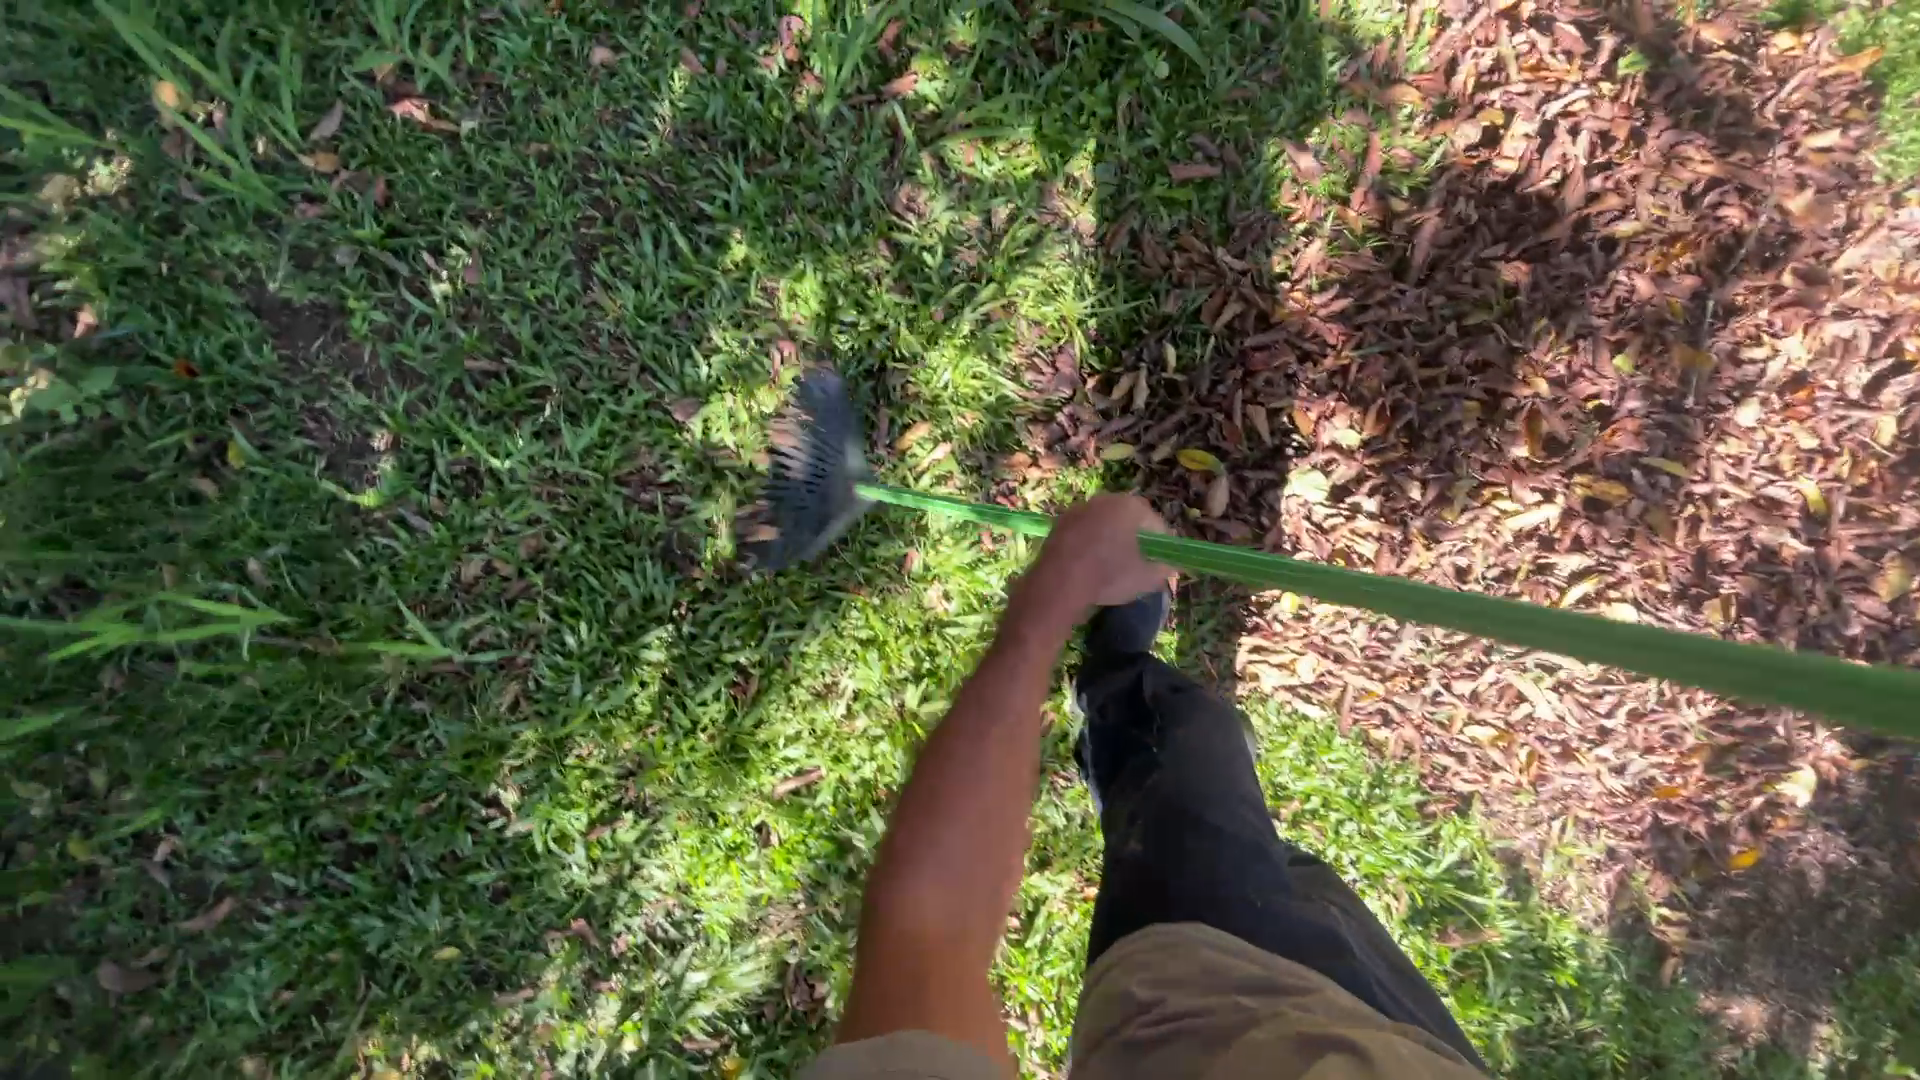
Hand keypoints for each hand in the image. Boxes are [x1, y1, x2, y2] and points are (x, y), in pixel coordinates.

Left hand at [1021, 494, 1173, 617]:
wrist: (1058, 583)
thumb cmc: (1108, 576)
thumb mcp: (1146, 578)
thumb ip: (1164, 569)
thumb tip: (1171, 566)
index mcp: (1130, 506)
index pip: (1156, 523)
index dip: (1161, 544)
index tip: (1160, 561)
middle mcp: (1105, 499)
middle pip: (1129, 519)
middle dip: (1135, 538)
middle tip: (1136, 562)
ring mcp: (1079, 509)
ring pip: (1104, 523)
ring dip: (1110, 538)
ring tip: (1110, 565)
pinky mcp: (1059, 522)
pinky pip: (1084, 531)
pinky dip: (1089, 543)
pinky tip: (1087, 564)